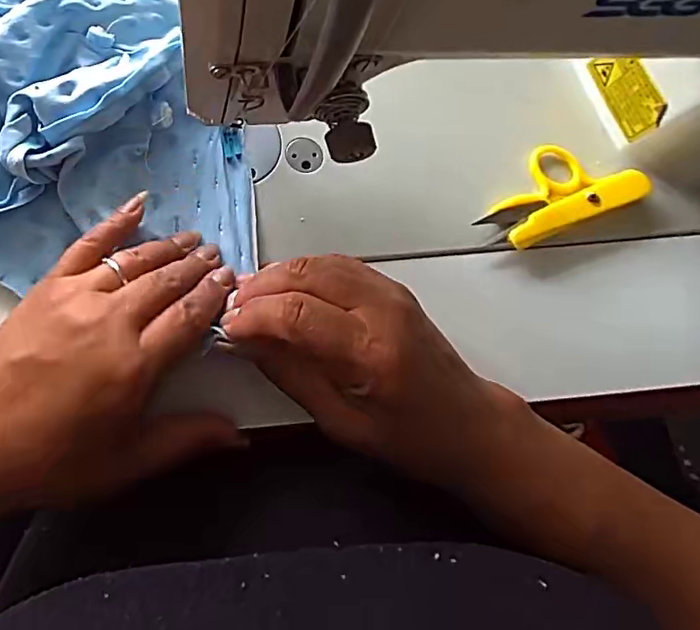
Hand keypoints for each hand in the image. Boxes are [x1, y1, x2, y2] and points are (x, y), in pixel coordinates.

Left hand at [0, 194, 243, 512]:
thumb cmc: (53, 458)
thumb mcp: (125, 462)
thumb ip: (185, 440)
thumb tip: (238, 434)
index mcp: (135, 364)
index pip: (189, 316)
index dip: (214, 295)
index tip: (230, 280)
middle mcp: (112, 320)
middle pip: (166, 282)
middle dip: (196, 266)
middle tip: (216, 256)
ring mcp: (78, 296)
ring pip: (135, 260)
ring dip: (168, 247)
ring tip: (191, 239)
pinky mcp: (51, 285)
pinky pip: (89, 244)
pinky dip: (115, 222)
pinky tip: (137, 206)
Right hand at [221, 255, 546, 490]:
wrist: (469, 423)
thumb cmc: (410, 437)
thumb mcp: (341, 423)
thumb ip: (291, 375)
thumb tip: (248, 342)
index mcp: (372, 352)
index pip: (299, 314)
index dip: (256, 315)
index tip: (230, 325)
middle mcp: (383, 310)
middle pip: (307, 274)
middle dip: (262, 286)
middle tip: (233, 304)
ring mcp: (390, 292)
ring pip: (321, 261)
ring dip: (280, 272)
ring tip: (251, 293)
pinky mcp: (391, 286)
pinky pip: (338, 263)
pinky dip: (305, 269)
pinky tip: (285, 285)